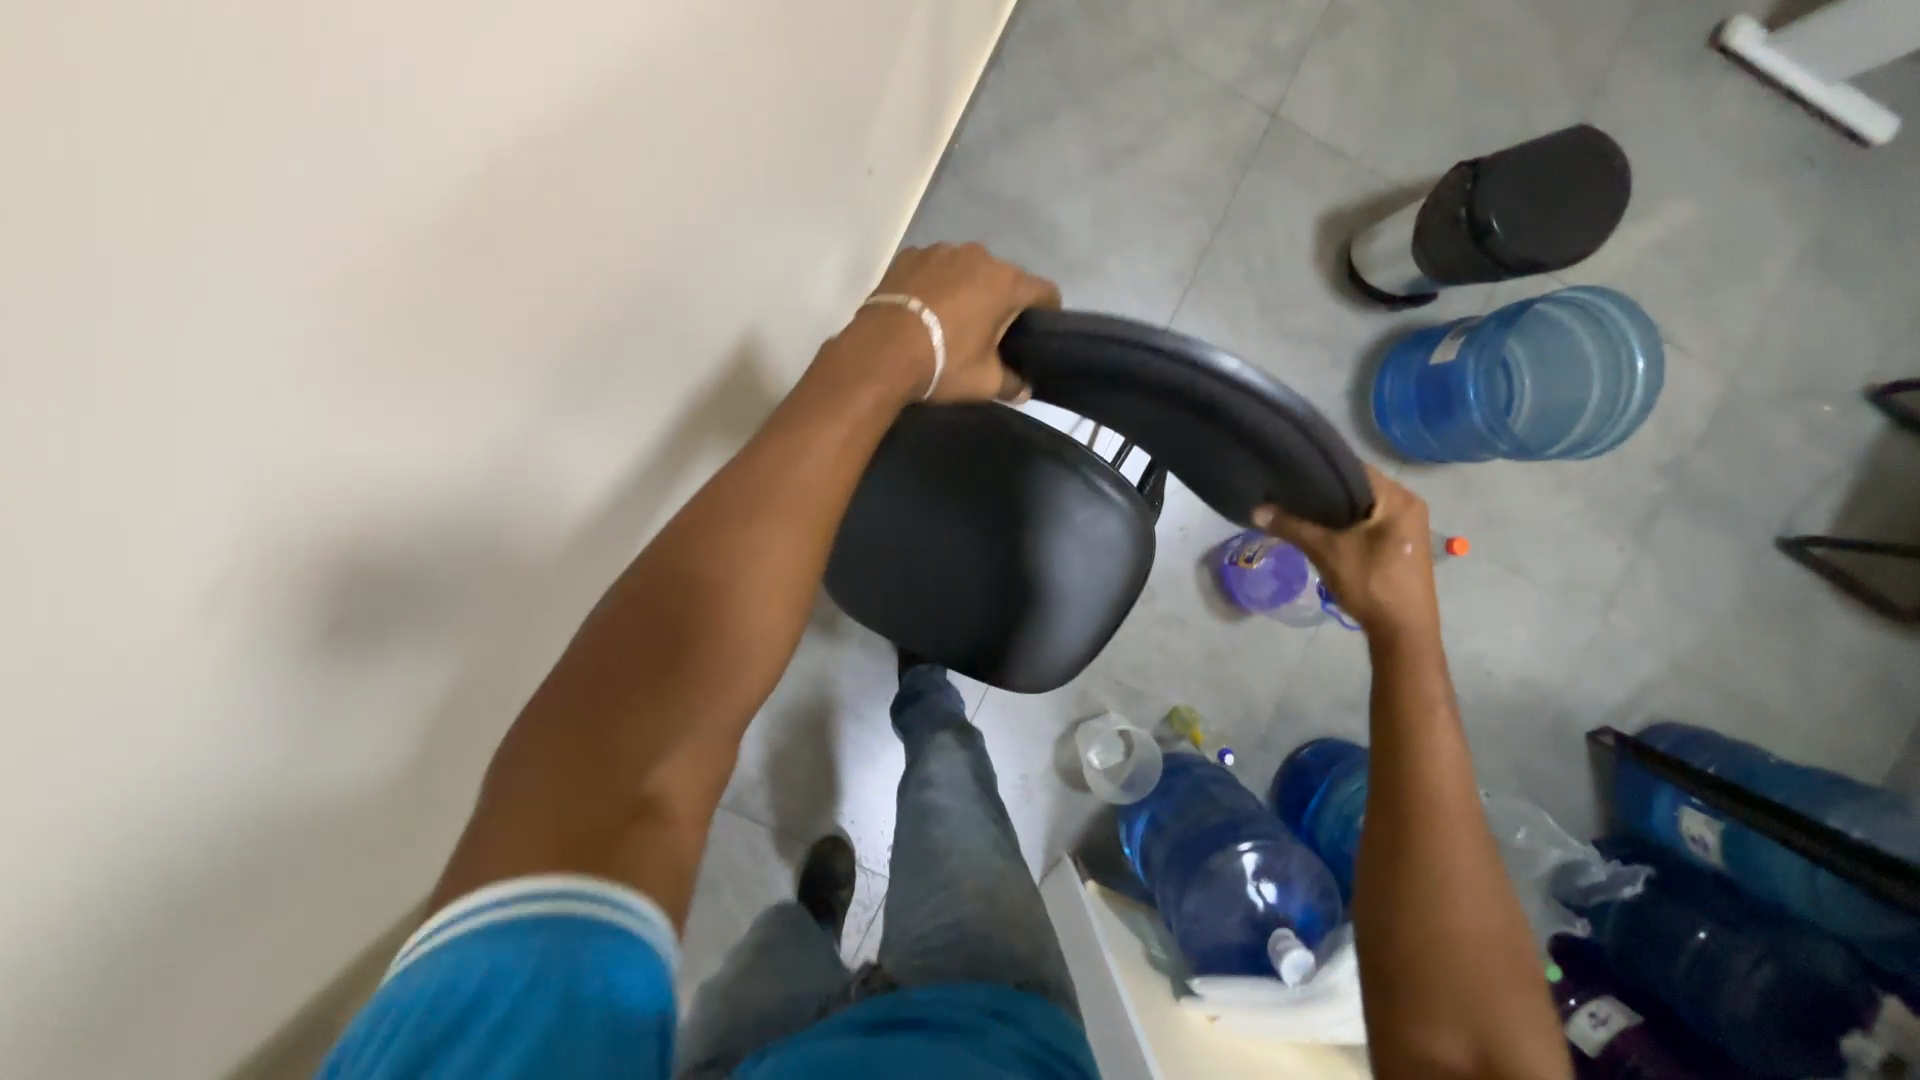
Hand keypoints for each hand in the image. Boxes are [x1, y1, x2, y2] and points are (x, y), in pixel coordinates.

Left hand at [839, 243, 1060, 403]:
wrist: (879, 353)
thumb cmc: (941, 364)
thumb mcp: (984, 383)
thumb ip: (1012, 383)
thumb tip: (1023, 389)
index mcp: (1006, 283)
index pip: (1045, 292)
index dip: (1047, 313)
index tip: (1038, 333)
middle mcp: (978, 256)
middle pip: (1004, 278)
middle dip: (1002, 302)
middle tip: (990, 333)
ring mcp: (941, 251)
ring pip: (968, 269)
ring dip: (968, 289)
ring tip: (952, 320)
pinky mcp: (909, 255)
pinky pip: (935, 269)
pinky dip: (936, 284)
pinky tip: (923, 309)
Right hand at [1253, 467, 1439, 643]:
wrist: (1402, 632)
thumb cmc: (1371, 583)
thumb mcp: (1327, 552)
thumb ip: (1292, 527)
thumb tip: (1256, 510)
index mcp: (1399, 499)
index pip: (1353, 470)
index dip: (1320, 470)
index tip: (1289, 474)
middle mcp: (1409, 505)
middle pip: (1358, 488)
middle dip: (1324, 492)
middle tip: (1288, 494)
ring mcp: (1408, 526)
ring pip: (1362, 507)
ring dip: (1334, 510)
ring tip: (1298, 511)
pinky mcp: (1402, 544)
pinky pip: (1369, 523)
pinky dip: (1346, 524)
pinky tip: (1321, 531)